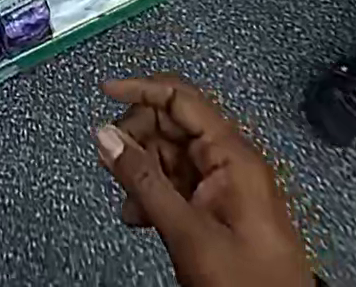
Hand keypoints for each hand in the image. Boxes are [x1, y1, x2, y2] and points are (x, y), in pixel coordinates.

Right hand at [96, 73, 315, 286]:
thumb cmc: (248, 286)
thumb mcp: (187, 232)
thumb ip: (143, 180)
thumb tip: (107, 135)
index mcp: (232, 154)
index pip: (180, 97)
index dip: (141, 88)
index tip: (108, 91)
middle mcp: (230, 161)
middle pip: (172, 123)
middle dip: (137, 137)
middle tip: (111, 156)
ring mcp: (225, 185)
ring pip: (171, 153)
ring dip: (142, 170)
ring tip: (126, 197)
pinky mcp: (219, 209)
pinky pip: (178, 181)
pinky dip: (153, 192)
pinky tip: (138, 214)